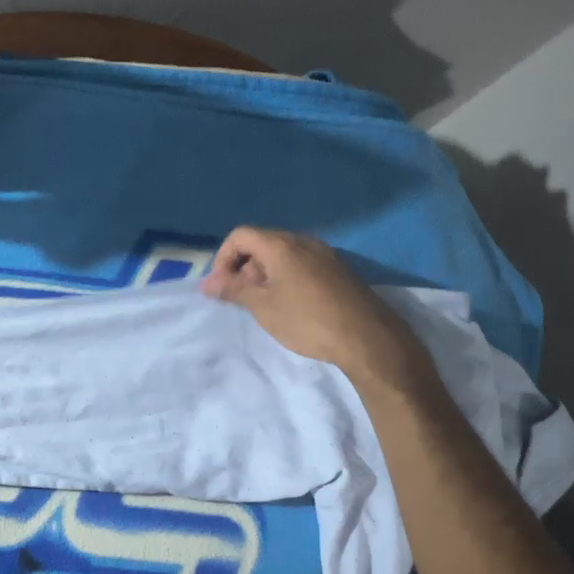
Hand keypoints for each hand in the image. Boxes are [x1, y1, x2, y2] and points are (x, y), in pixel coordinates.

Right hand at [201, 227, 433, 389]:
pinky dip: (286, 277)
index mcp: (282, 245)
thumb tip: (207, 284)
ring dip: (264, 273)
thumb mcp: (263, 307)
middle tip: (240, 297)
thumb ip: (233, 290)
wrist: (367, 338)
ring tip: (264, 303)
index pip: (240, 235)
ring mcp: (325, 254)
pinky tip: (290, 304)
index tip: (222, 286)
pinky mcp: (338, 270)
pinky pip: (302, 264)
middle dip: (243, 266)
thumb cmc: (307, 320)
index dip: (223, 258)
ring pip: (283, 253)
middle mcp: (304, 242)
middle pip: (262, 242)